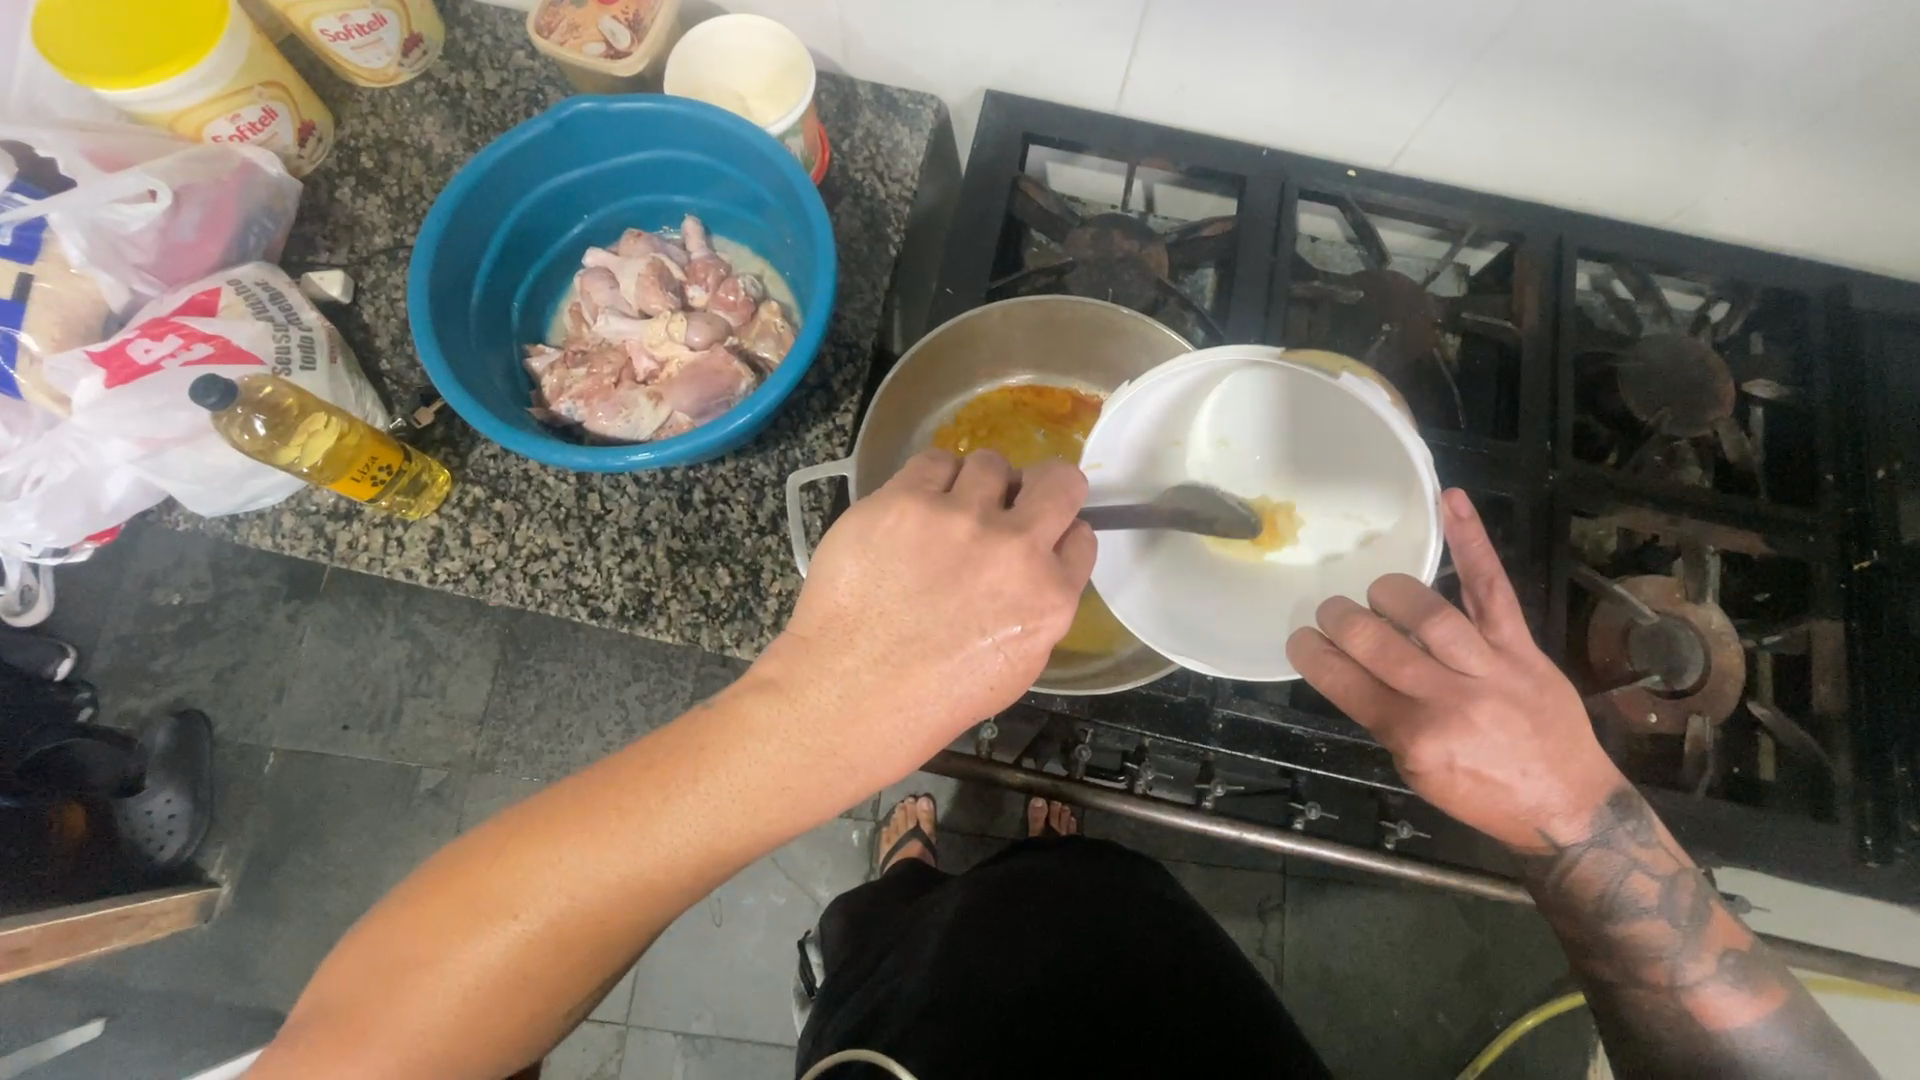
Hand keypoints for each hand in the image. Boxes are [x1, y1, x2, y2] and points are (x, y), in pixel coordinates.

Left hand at [775, 449, 1094, 763]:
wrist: (852, 691)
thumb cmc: (933, 696)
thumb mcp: (1017, 667)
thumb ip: (1038, 608)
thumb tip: (1037, 569)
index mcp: (1049, 596)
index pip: (1081, 537)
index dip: (1060, 532)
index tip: (1041, 535)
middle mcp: (1014, 547)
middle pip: (1057, 482)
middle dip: (1042, 486)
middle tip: (1014, 501)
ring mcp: (958, 517)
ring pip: (991, 463)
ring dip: (978, 484)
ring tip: (950, 512)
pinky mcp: (904, 500)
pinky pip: (935, 460)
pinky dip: (932, 479)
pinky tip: (916, 506)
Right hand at [1286, 488, 1624, 848]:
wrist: (1570, 807)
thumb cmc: (1480, 795)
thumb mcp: (1413, 769)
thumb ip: (1380, 714)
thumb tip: (1347, 665)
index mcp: (1414, 735)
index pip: (1342, 679)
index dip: (1310, 654)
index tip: (1299, 640)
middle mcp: (1450, 697)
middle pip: (1376, 641)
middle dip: (1339, 620)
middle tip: (1330, 615)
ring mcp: (1491, 667)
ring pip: (1429, 612)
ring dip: (1388, 594)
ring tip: (1375, 593)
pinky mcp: (1523, 647)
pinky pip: (1493, 590)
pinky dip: (1472, 543)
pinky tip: (1451, 502)